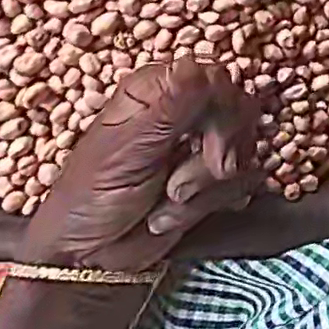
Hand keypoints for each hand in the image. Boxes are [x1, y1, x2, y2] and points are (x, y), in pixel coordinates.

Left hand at [19, 59, 257, 271]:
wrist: (86, 262)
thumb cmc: (89, 199)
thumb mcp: (124, 151)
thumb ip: (167, 109)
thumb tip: (196, 67)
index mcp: (158, 89)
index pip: (216, 79)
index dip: (223, 112)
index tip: (213, 149)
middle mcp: (186, 108)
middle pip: (238, 111)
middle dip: (214, 157)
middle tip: (177, 188)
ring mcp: (203, 141)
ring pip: (243, 148)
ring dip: (205, 187)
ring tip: (165, 204)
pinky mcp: (214, 175)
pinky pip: (242, 179)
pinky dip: (209, 203)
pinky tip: (172, 214)